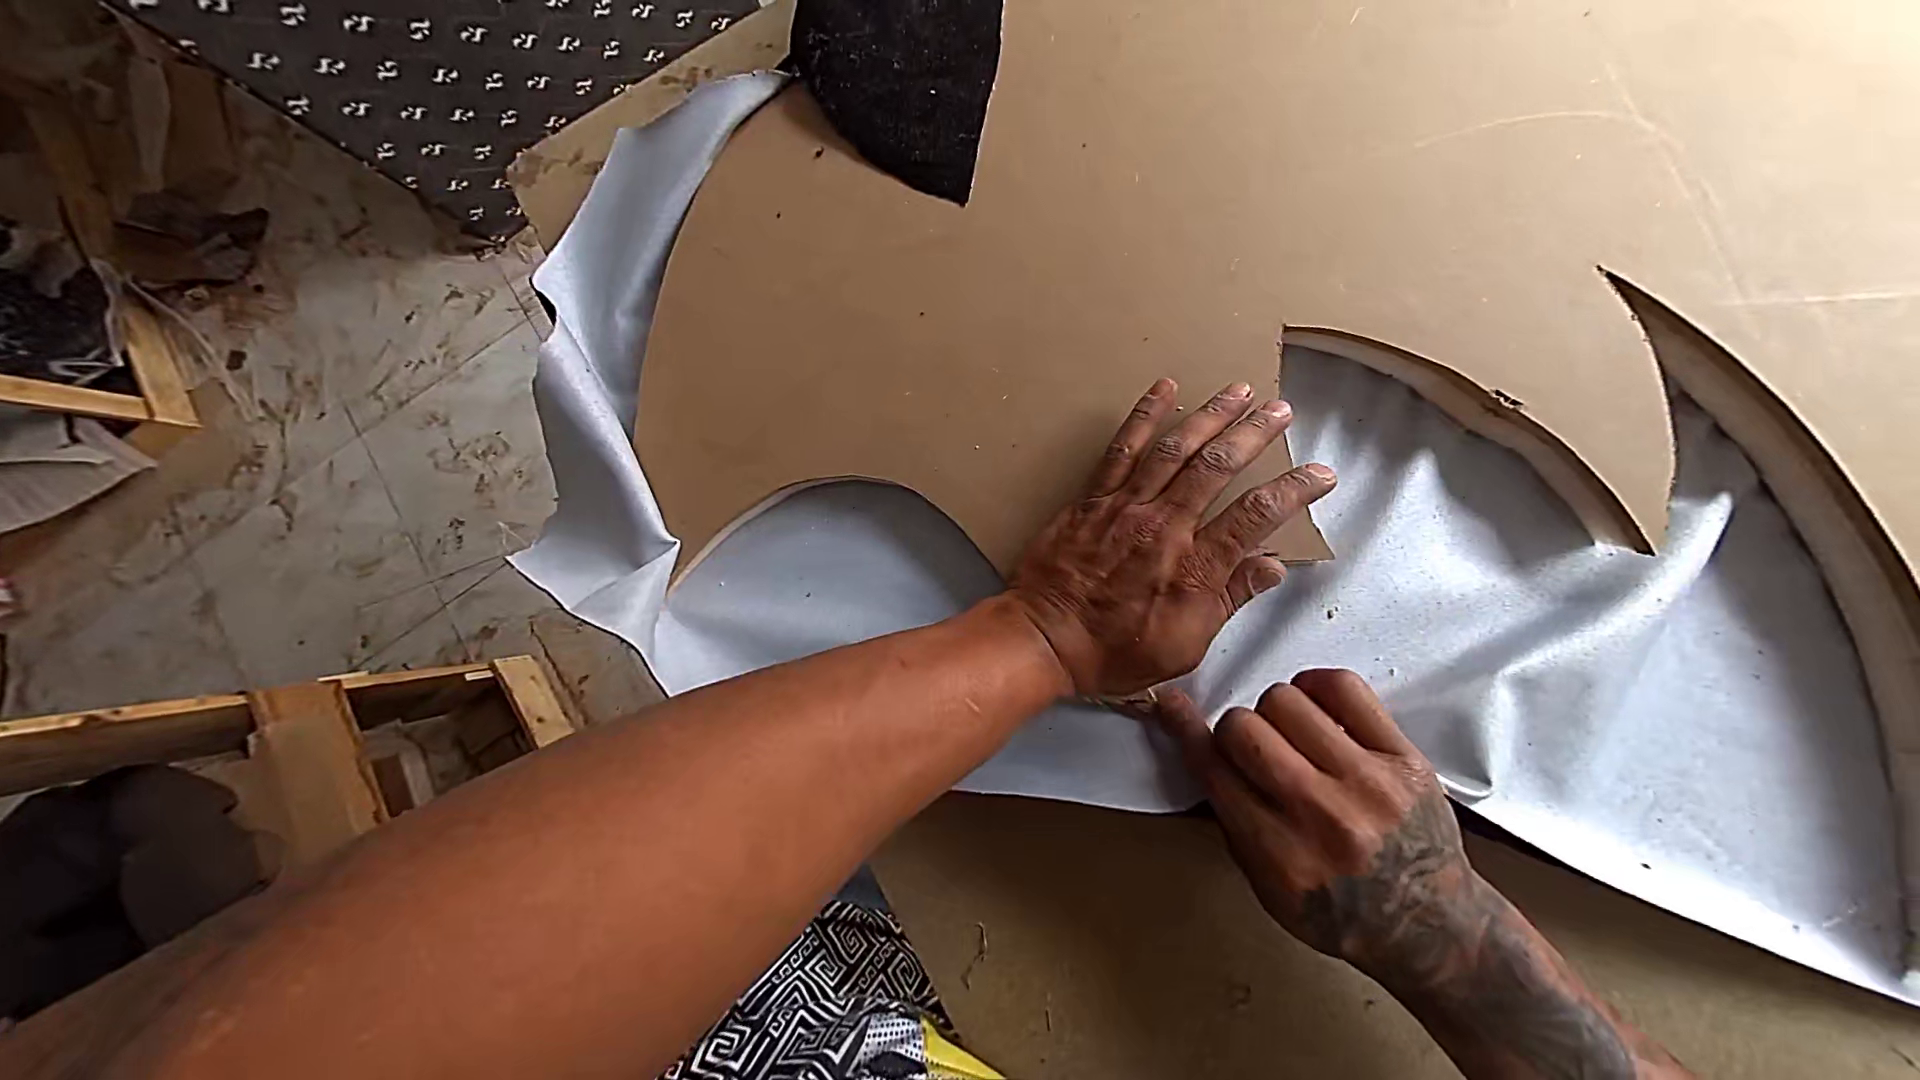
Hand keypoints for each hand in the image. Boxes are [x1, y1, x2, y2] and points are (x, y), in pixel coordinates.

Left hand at [1008, 379, 1335, 695]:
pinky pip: (1120, 450)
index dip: (1293, 491)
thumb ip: (1228, 599)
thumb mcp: (1184, 644)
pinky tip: (1163, 389)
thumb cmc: (1112, 651)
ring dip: (1209, 416)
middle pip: (1217, 468)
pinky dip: (1143, 417)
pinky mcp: (1092, 500)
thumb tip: (1272, 566)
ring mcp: (1124, 508)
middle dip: (1254, 434)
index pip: (1255, 517)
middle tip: (1281, 410)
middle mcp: (1162, 527)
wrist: (1045, 639)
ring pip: (1173, 450)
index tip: (1319, 474)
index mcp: (1192, 568)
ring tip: (1237, 391)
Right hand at [1155, 670, 1481, 983]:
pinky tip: (1316, 709)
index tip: (1170, 704)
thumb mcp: (1264, 883)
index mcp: (1279, 852)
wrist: (1433, 928)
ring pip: (1284, 699)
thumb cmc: (1340, 910)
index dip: (1183, 728)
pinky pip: (1343, 687)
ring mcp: (1368, 783)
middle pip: (1243, 727)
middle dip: (1236, 732)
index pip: (1212, 767)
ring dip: (1275, 712)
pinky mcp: (1404, 759)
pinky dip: (1317, 687)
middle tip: (1254, 748)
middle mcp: (1321, 814)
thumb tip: (1197, 743)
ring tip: (1290, 733)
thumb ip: (1229, 815)